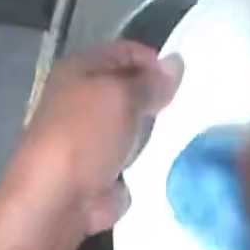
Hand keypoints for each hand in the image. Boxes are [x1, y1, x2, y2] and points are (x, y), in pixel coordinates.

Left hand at [14, 41, 180, 233]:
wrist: (62, 197)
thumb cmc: (86, 135)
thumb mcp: (121, 95)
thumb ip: (151, 81)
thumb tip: (175, 65)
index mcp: (79, 71)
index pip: (125, 53)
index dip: (154, 61)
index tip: (182, 79)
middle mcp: (84, 100)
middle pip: (130, 90)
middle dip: (158, 97)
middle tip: (188, 107)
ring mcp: (95, 137)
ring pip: (135, 125)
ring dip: (157, 130)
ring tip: (185, 132)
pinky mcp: (106, 169)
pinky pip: (136, 156)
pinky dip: (151, 158)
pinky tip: (173, 159)